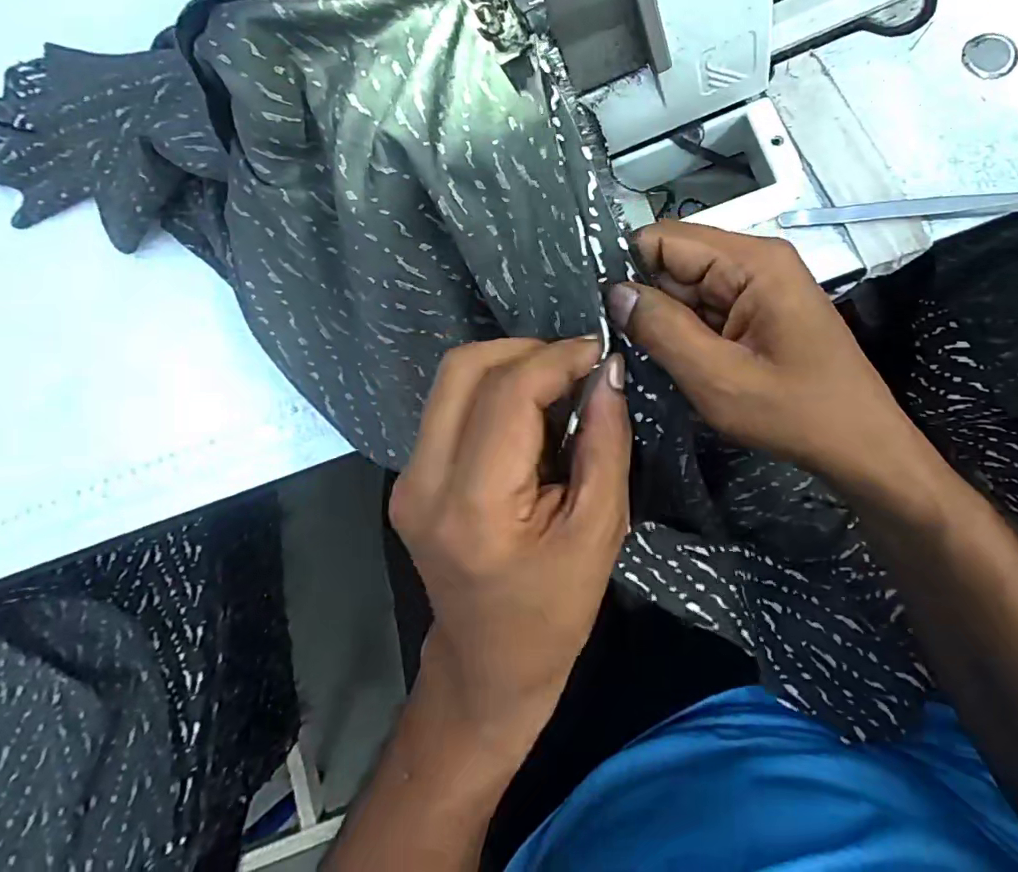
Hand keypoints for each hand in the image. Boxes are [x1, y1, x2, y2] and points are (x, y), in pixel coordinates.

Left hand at [389, 338, 629, 747]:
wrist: (489, 666)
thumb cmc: (555, 611)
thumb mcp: (601, 529)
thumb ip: (606, 443)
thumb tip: (610, 371)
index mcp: (472, 504)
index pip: (508, 392)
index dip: (560, 358)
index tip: (605, 353)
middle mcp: (423, 482)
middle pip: (465, 368)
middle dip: (532, 351)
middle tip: (583, 369)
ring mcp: (408, 479)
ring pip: (454, 381)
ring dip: (515, 368)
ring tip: (565, 390)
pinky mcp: (413, 479)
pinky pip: (454, 406)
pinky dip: (500, 392)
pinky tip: (539, 417)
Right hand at [607, 221, 918, 482]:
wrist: (861, 444)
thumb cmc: (798, 413)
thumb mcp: (719, 379)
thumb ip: (663, 330)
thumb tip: (615, 291)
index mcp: (753, 262)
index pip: (664, 238)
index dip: (628, 270)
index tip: (600, 312)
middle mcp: (759, 261)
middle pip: (677, 262)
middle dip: (648, 302)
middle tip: (622, 349)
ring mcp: (764, 286)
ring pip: (691, 290)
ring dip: (671, 324)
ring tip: (655, 363)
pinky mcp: (765, 311)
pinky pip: (712, 310)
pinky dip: (693, 336)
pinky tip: (686, 366)